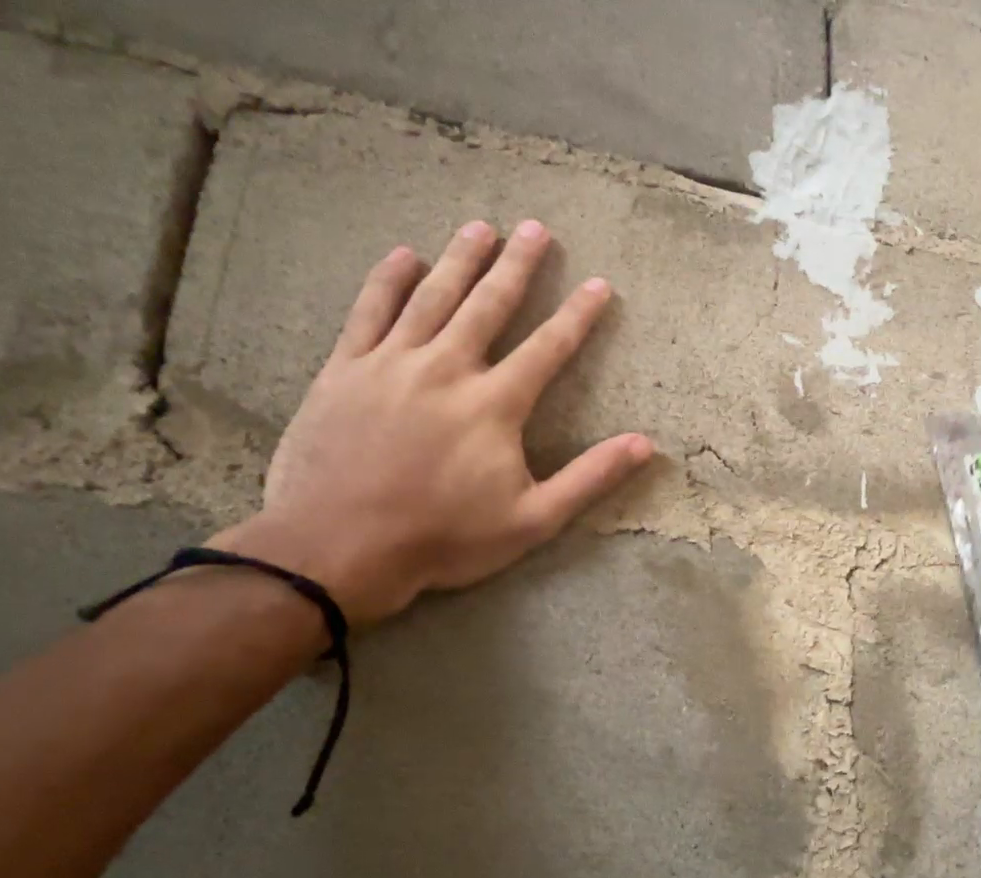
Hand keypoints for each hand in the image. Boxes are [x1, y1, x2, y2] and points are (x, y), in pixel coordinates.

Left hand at [210, 220, 653, 623]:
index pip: (548, 348)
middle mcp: (446, 370)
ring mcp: (390, 365)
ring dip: (459, 259)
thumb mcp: (533, 520)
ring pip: (431, 297)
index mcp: (494, 405)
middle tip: (537, 229)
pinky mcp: (344, 371)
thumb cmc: (444, 538)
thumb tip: (645, 444)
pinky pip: (368, 312)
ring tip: (480, 227)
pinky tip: (403, 255)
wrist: (335, 549)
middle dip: (517, 266)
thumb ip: (590, 477)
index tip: (599, 284)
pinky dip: (387, 281)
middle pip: (488, 305)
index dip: (578, 315)